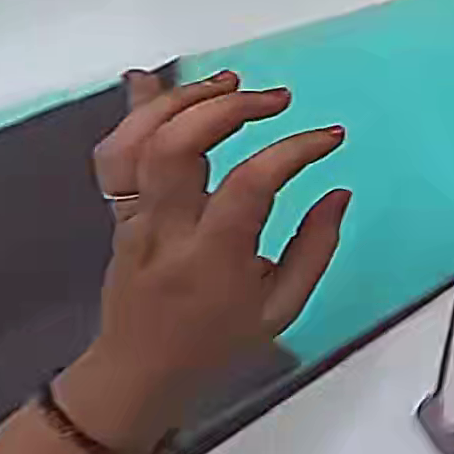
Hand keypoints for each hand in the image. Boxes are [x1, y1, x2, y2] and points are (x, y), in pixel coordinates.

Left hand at [60, 69, 350, 453]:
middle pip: (176, 147)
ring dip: (183, 99)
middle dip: (229, 108)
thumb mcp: (284, 305)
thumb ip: (316, 246)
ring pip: (136, 141)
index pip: (251, 184)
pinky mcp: (119, 210)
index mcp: (212, 258)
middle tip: (277, 99)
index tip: (331, 136)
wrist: (137, 372)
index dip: (295, 150)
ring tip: (231, 81)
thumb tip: (338, 192)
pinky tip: (158, 82)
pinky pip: (114, 154)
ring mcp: (133, 217)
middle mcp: (165, 229)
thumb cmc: (220, 340)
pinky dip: (135, 111)